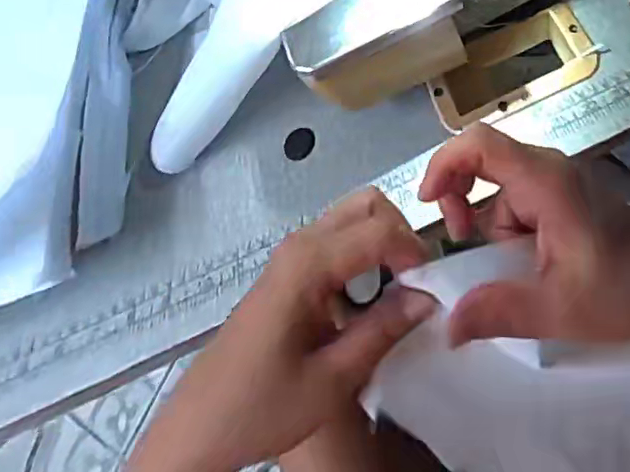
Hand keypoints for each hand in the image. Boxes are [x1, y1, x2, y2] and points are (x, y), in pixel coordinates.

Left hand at [129, 189, 435, 471]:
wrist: (198, 426)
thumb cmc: (260, 406)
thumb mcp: (331, 381)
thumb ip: (383, 330)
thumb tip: (428, 296)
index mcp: (308, 263)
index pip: (379, 230)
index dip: (414, 253)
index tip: (431, 288)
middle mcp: (302, 242)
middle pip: (368, 203)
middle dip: (401, 232)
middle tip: (415, 281)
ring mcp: (294, 251)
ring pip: (355, 214)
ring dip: (384, 240)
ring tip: (397, 290)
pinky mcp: (291, 266)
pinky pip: (340, 237)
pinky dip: (366, 251)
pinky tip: (366, 298)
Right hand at [417, 125, 629, 348]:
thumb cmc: (626, 290)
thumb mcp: (558, 309)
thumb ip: (498, 312)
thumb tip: (447, 325)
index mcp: (546, 180)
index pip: (480, 143)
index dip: (445, 163)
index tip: (428, 203)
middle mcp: (549, 168)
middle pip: (485, 159)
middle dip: (461, 196)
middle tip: (460, 237)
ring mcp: (559, 179)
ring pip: (501, 187)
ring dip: (490, 222)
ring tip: (512, 267)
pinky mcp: (566, 195)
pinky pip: (520, 200)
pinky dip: (510, 227)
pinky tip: (530, 261)